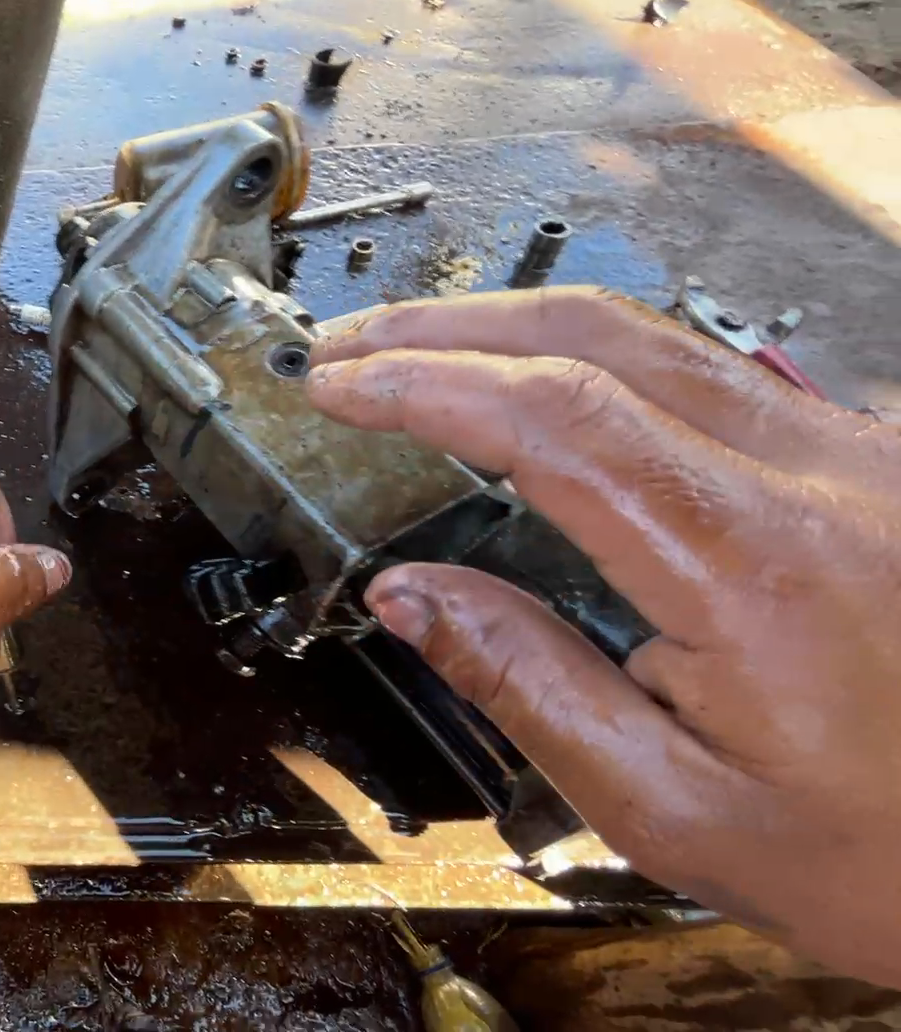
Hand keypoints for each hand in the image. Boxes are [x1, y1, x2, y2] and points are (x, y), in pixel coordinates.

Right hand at [306, 287, 900, 985]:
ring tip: (399, 344)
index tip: (335, 385)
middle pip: (591, 338)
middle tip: (343, 347)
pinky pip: (684, 364)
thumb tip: (404, 595)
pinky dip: (564, 347)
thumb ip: (523, 684)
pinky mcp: (856, 455)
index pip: (550, 418)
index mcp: (755, 564)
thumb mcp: (673, 807)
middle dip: (439, 328)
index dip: (421, 385)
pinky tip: (508, 369)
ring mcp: (850, 450)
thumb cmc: (892, 858)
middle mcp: (818, 475)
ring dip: (495, 323)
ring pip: (640, 332)